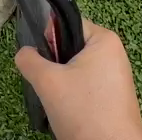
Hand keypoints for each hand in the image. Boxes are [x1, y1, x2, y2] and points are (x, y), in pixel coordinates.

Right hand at [16, 21, 141, 139]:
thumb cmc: (85, 112)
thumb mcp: (48, 82)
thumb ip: (28, 59)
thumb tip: (24, 53)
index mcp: (104, 40)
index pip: (66, 24)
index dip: (50, 41)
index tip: (46, 64)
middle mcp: (115, 55)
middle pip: (70, 49)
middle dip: (56, 68)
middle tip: (53, 87)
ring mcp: (117, 80)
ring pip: (76, 72)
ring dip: (64, 86)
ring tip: (62, 104)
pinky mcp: (116, 102)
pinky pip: (87, 90)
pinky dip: (76, 100)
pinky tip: (72, 116)